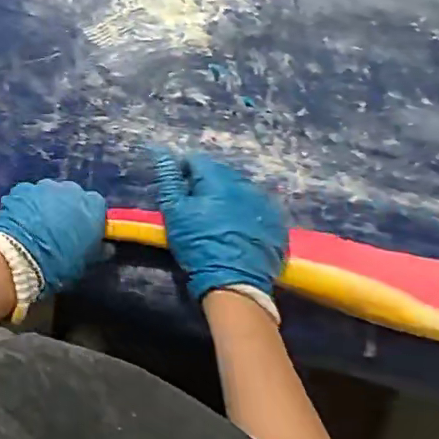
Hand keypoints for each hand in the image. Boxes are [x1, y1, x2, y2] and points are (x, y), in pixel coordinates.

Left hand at [0, 179, 107, 298]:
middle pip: (73, 196)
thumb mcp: (86, 262)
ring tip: (36, 227)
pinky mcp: (22, 189)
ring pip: (50, 193)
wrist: (19, 258)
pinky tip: (20, 222)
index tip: (82, 233)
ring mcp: (45, 186)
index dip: (89, 219)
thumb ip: (98, 250)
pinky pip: (28, 195)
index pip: (97, 207)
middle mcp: (71, 189)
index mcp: (92, 206)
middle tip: (58, 230)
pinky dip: (27, 205)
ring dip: (47, 205)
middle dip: (68, 209)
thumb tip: (106, 247)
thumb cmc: (59, 264)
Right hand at [149, 147, 287, 303]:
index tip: (180, 193)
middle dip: (207, 185)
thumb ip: (169, 180)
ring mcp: (263, 202)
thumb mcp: (175, 213)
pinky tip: (238, 233)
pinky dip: (246, 214)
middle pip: (219, 173)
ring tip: (218, 222)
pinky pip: (257, 208)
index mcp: (217, 178)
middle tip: (197, 209)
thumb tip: (162, 153)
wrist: (235, 285)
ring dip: (228, 198)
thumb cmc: (198, 246)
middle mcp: (244, 183)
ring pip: (239, 190)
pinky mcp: (276, 222)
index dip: (184, 173)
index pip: (196, 160)